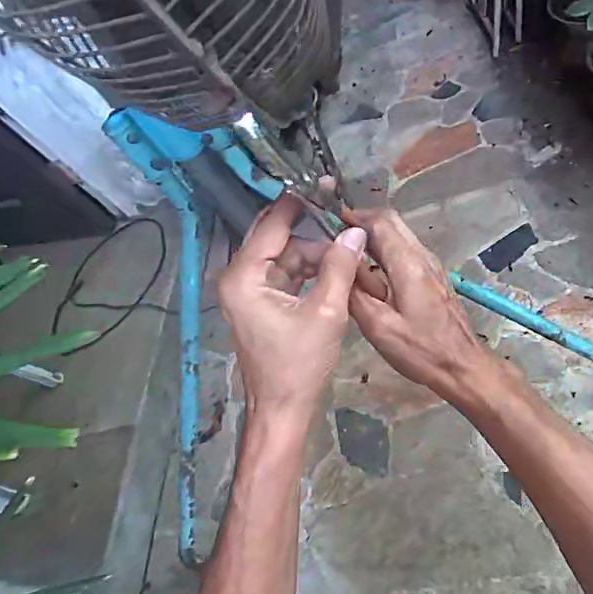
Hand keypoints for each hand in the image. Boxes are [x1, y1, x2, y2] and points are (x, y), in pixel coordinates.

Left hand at [218, 196, 368, 417]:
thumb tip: (354, 231)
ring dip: (313, 254)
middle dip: (309, 228)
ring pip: (283, 256)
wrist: (282, 408)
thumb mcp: (326, 311)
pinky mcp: (258, 303)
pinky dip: (307, 270)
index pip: (271, 225)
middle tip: (341, 215)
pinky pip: (284, 274)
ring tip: (347, 250)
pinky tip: (333, 268)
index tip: (323, 185)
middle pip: (275, 238)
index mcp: (243, 277)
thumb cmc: (300, 364)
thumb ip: (339, 266)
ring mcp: (246, 292)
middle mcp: (237, 278)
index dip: (298, 204)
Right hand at [343, 207, 503, 403]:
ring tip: (347, 249)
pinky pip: (406, 250)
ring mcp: (431, 266)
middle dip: (364, 221)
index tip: (329, 220)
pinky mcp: (433, 277)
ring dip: (374, 235)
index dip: (354, 216)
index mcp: (408, 265)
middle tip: (335, 232)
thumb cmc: (421, 351)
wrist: (463, 366)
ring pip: (400, 235)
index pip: (380, 223)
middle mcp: (423, 257)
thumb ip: (355, 294)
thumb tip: (338, 266)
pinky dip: (386, 250)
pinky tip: (369, 269)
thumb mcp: (379, 328)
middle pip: (393, 222)